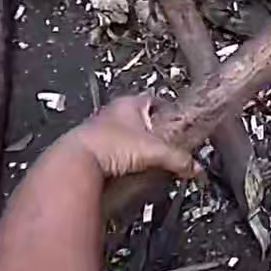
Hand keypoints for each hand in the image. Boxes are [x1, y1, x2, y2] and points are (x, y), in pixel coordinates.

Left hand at [54, 95, 197, 181]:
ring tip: (147, 162)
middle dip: (152, 133)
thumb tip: (194, 166)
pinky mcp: (92, 150)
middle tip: (164, 147)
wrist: (75, 165)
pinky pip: (113, 153)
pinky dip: (122, 160)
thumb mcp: (154, 150)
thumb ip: (178, 158)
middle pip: (140, 120)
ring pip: (125, 137)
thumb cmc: (108, 145)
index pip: (155, 100)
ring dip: (136, 148)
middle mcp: (113, 112)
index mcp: (129, 103)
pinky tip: (129, 171)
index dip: (168, 110)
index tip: (177, 122)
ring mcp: (100, 131)